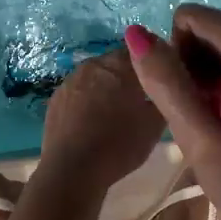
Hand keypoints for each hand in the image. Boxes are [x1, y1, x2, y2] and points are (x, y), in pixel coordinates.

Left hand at [39, 47, 165, 193]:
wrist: (73, 168)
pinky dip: (87, 100)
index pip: (141, 51)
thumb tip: (163, 84)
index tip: (156, 83)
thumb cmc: (120, 144)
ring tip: (114, 115)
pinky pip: (78, 91)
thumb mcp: (155, 124)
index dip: (150, 65)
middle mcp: (95, 63)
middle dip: (127, 76)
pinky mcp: (57, 96)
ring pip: (96, 76)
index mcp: (121, 64)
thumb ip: (162, 95)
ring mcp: (72, 78)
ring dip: (106, 87)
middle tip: (137, 102)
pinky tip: (91, 123)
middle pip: (116, 62)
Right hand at [129, 4, 220, 219]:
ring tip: (215, 130)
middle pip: (198, 33)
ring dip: (199, 88)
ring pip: (206, 52)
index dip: (177, 62)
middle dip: (188, 74)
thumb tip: (134, 32)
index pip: (188, 20)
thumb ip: (166, 85)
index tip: (193, 106)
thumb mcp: (203, 141)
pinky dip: (214, 94)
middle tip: (203, 124)